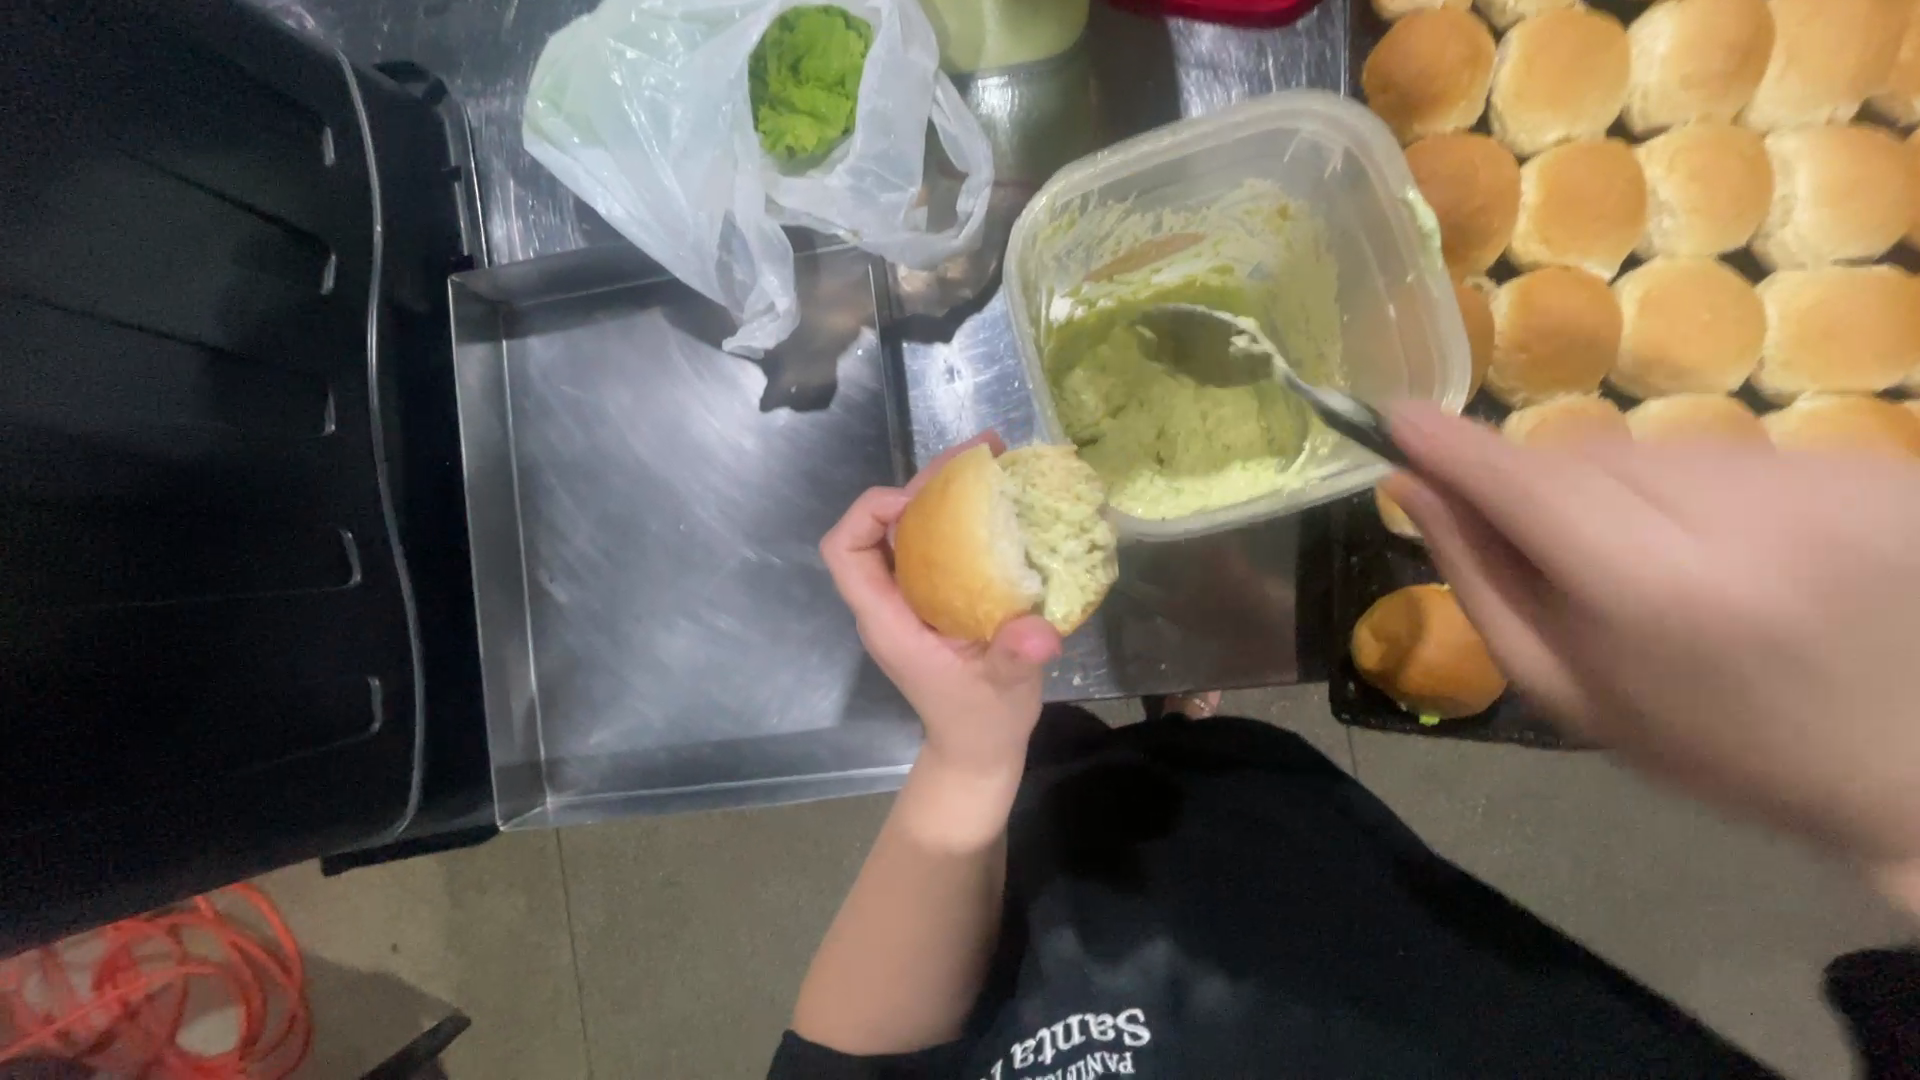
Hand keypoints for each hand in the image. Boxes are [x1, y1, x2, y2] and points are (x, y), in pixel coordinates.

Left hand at [821, 433, 1062, 786]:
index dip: (867, 514)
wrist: (979, 745)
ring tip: (994, 459)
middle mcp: (891, 600)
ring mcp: (912, 597)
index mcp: (888, 620)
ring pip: (912, 528)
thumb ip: (1014, 660)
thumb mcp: (1003, 691)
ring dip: (946, 492)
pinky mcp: (935, 596)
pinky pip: (937, 544)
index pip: (844, 553)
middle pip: (883, 526)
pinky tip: (1002, 502)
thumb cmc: (981, 721)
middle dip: (924, 484)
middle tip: (978, 452)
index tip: (917, 501)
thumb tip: (1038, 636)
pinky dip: (962, 517)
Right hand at [1384, 404, 1919, 872]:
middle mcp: (1744, 519)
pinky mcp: (1870, 466)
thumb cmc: (1709, 743)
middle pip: (1578, 458)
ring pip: (1645, 450)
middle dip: (1534, 486)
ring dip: (1613, 488)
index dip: (1454, 448)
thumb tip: (1412, 489)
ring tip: (1652, 560)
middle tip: (1549, 549)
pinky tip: (1722, 547)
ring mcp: (1823, 482)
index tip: (1395, 416)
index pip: (1526, 486)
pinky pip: (1717, 452)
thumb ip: (1478, 579)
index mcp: (1656, 592)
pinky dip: (1686, 488)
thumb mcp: (1562, 684)